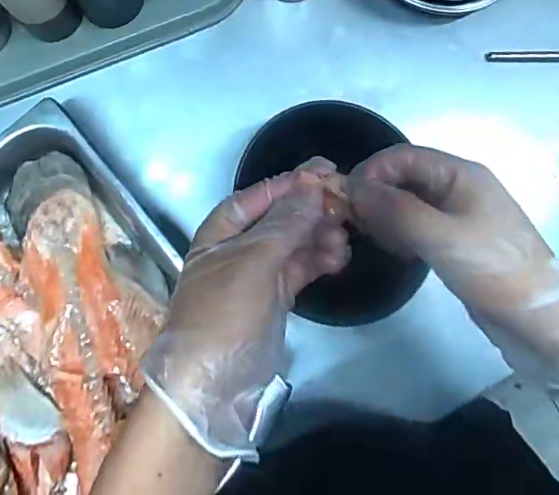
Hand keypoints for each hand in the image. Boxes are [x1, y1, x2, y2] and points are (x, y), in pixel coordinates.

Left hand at [141, 159, 351, 456]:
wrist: (211, 389)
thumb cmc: (223, 314)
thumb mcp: (252, 262)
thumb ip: (284, 224)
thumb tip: (310, 186)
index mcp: (219, 231)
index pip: (258, 196)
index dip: (289, 182)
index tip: (324, 170)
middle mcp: (236, 248)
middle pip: (277, 218)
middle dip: (309, 209)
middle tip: (345, 202)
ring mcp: (255, 276)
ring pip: (291, 244)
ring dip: (318, 235)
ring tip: (347, 234)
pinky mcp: (272, 301)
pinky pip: (298, 270)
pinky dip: (317, 261)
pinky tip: (339, 256)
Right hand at [347, 145, 558, 390]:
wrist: (550, 328)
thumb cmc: (498, 272)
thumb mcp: (442, 238)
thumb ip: (394, 210)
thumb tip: (349, 188)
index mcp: (460, 173)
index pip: (401, 156)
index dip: (371, 171)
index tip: (345, 198)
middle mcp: (459, 187)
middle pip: (403, 177)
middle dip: (375, 194)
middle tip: (354, 222)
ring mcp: (461, 215)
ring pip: (408, 202)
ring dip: (385, 215)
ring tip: (372, 238)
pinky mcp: (460, 242)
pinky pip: (419, 225)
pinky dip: (400, 232)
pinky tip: (395, 251)